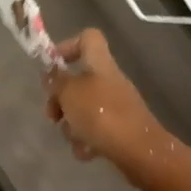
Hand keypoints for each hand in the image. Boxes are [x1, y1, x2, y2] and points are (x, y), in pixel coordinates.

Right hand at [44, 28, 164, 164]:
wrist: (139, 152)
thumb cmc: (101, 114)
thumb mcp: (69, 92)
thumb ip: (56, 80)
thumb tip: (50, 73)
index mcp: (100, 63)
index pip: (88, 38)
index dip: (68, 46)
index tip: (52, 67)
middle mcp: (109, 80)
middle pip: (79, 79)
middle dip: (61, 99)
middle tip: (52, 115)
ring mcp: (117, 105)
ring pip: (84, 108)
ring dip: (72, 124)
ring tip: (73, 138)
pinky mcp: (121, 129)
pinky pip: (96, 130)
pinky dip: (87, 140)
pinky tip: (86, 152)